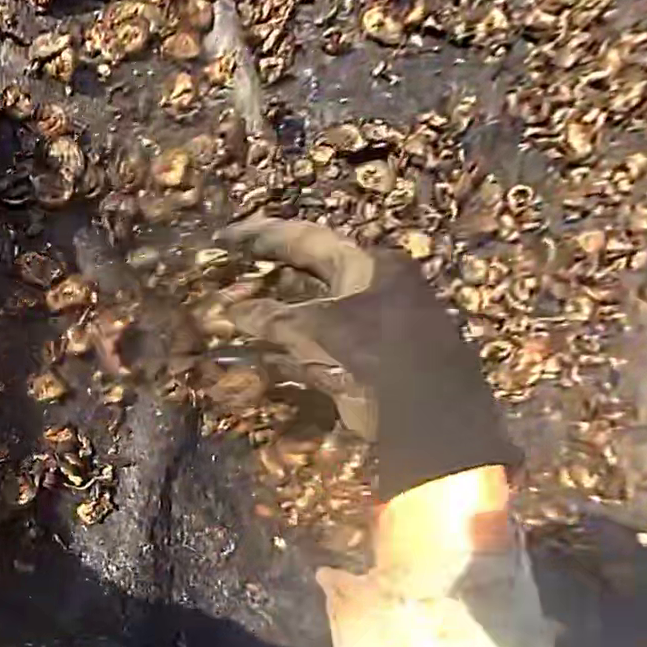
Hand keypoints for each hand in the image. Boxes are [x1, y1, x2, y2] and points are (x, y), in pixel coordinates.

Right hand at [217, 218, 519, 500]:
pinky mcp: (347, 358)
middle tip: (224, 265)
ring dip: (260, 314)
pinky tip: (240, 354)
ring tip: (223, 311)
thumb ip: (268, 315)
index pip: (305, 239)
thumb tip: (230, 310)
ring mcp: (356, 325)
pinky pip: (299, 347)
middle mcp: (363, 289)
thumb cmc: (375, 350)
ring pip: (297, 310)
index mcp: (366, 266)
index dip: (261, 236)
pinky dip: (270, 350)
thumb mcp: (313, 325)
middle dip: (261, 271)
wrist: (422, 411)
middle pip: (302, 272)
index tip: (224, 236)